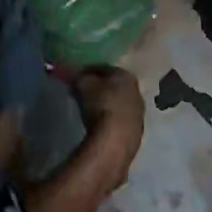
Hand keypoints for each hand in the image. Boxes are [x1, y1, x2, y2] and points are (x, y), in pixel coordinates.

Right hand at [71, 66, 143, 185]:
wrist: (115, 142)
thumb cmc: (100, 105)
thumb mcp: (83, 85)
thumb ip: (77, 76)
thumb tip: (71, 72)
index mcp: (126, 75)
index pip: (105, 69)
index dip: (89, 71)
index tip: (78, 77)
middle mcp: (137, 92)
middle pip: (115, 86)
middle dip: (100, 89)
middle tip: (84, 94)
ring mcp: (139, 115)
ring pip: (120, 105)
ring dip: (107, 107)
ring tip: (90, 112)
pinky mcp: (137, 134)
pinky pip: (121, 123)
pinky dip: (111, 123)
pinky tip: (100, 128)